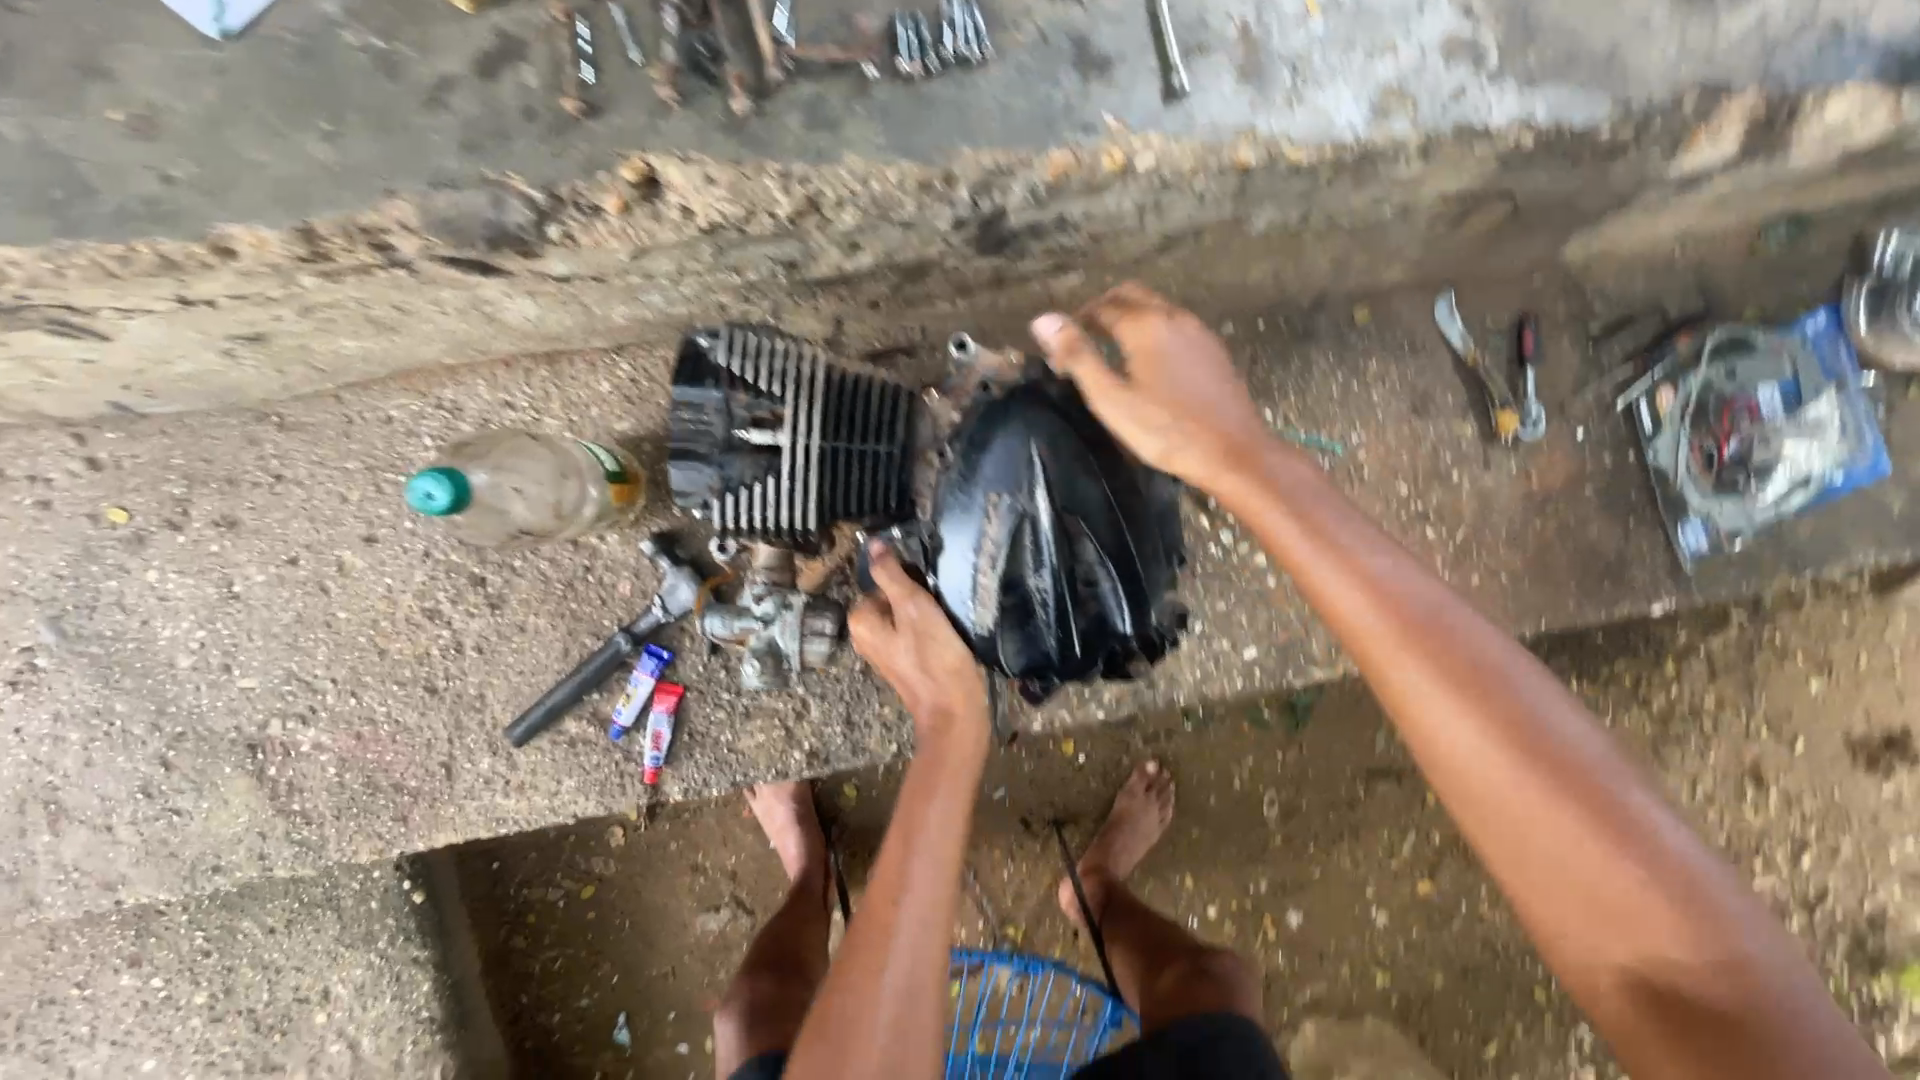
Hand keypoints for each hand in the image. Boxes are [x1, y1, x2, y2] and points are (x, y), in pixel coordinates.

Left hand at [848, 539, 989, 749]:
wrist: (954, 709)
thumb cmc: (933, 657)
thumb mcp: (913, 606)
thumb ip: (892, 573)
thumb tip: (873, 543)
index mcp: (860, 619)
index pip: (883, 579)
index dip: (908, 580)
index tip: (928, 591)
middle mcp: (864, 635)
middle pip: (893, 596)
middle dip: (917, 596)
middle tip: (938, 609)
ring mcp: (884, 650)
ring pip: (906, 613)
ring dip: (926, 612)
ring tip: (943, 624)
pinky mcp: (903, 661)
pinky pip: (914, 631)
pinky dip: (929, 629)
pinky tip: (945, 638)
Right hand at [1029, 282, 1284, 492]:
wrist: (1233, 452)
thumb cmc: (1165, 431)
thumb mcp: (1110, 398)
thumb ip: (1077, 356)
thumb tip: (1043, 319)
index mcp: (1144, 325)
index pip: (1100, 307)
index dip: (1076, 323)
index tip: (1063, 350)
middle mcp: (1173, 316)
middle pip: (1131, 295)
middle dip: (1103, 309)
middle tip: (1085, 339)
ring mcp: (1199, 331)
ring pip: (1157, 308)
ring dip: (1130, 319)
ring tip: (1113, 353)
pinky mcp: (1214, 350)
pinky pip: (1176, 326)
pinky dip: (1154, 332)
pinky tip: (1150, 365)